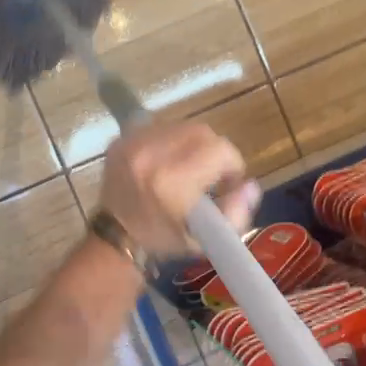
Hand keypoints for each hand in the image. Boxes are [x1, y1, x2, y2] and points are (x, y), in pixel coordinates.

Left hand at [100, 122, 260, 255]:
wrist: (114, 238)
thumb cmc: (164, 239)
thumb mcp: (206, 238)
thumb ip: (235, 213)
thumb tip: (251, 185)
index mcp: (172, 180)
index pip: (220, 149)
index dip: (232, 165)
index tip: (227, 183)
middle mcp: (151, 155)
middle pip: (202, 132)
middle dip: (214, 151)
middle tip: (211, 173)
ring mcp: (132, 144)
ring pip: (181, 125)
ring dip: (192, 143)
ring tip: (188, 166)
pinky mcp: (120, 140)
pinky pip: (158, 127)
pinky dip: (169, 140)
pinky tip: (166, 160)